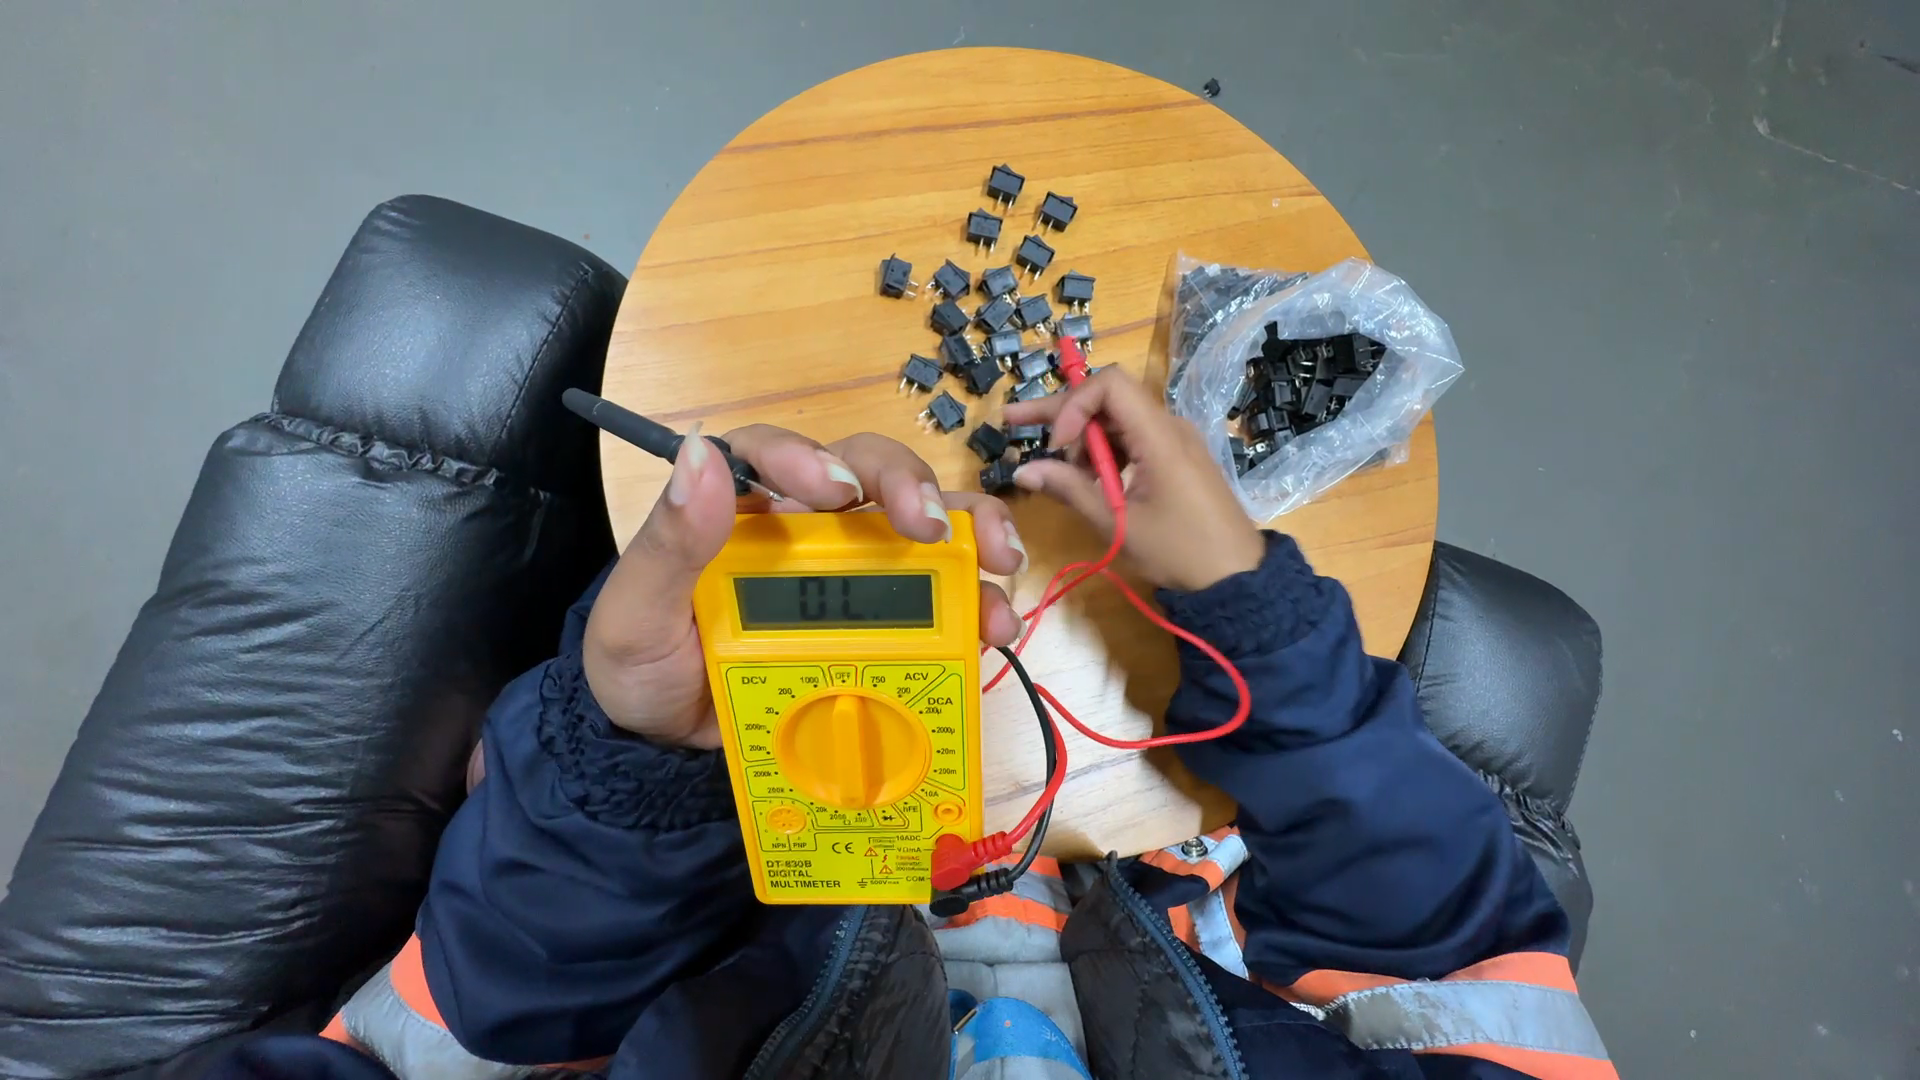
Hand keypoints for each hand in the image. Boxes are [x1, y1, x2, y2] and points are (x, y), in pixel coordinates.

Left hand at [582, 427, 1027, 748]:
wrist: (673, 750)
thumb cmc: (647, 671)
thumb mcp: (639, 614)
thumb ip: (669, 544)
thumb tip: (704, 456)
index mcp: (742, 508)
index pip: (775, 450)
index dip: (808, 455)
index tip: (834, 490)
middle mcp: (808, 525)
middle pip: (870, 472)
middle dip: (911, 487)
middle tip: (934, 526)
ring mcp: (855, 569)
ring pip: (921, 522)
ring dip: (969, 533)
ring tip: (1000, 567)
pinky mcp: (886, 618)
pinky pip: (939, 593)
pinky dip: (974, 600)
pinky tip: (993, 626)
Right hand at [1003, 368, 1262, 591]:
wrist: (1236, 577)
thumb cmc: (1179, 551)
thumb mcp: (1117, 524)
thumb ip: (1070, 490)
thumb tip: (1023, 471)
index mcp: (1159, 436)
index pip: (1109, 385)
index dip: (1074, 405)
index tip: (1057, 445)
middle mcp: (1168, 426)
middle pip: (1107, 398)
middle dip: (1061, 411)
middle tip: (1014, 421)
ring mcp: (1174, 440)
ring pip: (1116, 419)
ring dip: (1084, 439)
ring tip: (1064, 475)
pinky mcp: (1175, 457)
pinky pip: (1132, 438)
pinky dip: (1105, 453)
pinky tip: (1090, 481)